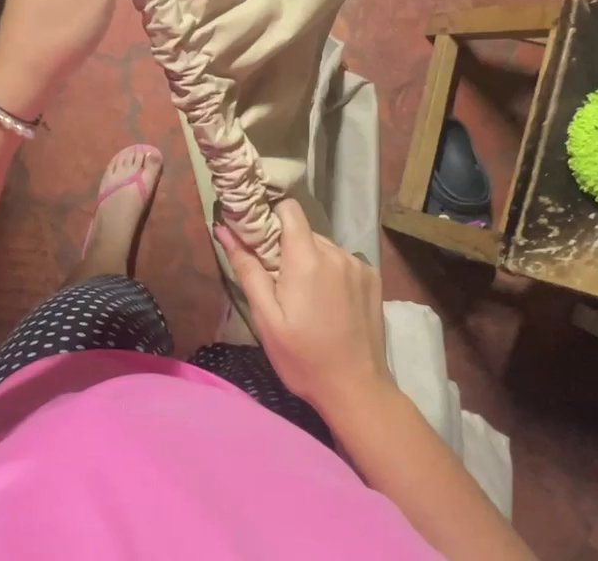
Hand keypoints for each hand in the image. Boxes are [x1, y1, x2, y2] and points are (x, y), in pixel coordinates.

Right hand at [218, 199, 391, 413]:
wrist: (356, 389)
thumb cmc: (303, 357)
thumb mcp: (266, 318)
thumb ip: (247, 268)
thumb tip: (225, 229)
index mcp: (307, 258)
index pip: (289, 209)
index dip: (271, 217)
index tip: (258, 239)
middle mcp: (336, 253)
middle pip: (304, 231)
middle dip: (287, 247)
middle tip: (277, 281)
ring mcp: (358, 265)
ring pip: (323, 246)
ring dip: (309, 260)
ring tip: (305, 297)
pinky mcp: (373, 279)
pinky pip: (342, 261)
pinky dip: (330, 272)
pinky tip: (328, 303)